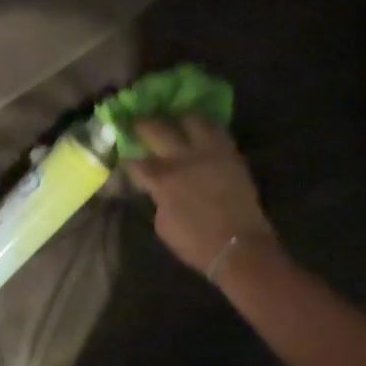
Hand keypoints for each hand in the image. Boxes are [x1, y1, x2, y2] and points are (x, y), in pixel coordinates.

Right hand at [125, 118, 275, 277]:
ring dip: (179, 119)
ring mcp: (209, 153)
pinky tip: (201, 132)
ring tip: (176, 122)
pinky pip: (218, 130)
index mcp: (162, 180)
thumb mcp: (164, 226)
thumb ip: (159, 201)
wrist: (239, 246)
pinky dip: (206, 128)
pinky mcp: (230, 154)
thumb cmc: (196, 244)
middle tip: (140, 124)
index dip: (128, 158)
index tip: (126, 157)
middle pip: (157, 129)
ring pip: (191, 119)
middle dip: (144, 125)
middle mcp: (183, 159)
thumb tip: (159, 190)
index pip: (136, 161)